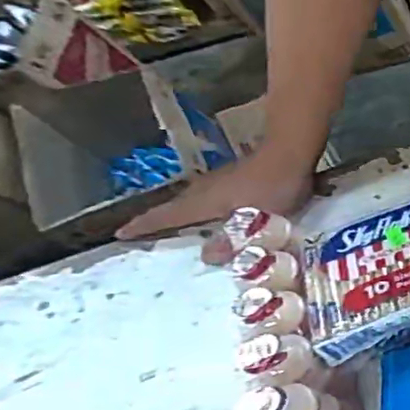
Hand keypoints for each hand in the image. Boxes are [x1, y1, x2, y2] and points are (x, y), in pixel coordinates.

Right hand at [115, 149, 312, 240]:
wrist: (290, 153)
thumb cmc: (274, 187)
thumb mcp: (258, 218)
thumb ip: (234, 238)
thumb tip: (207, 257)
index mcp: (204, 201)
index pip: (166, 216)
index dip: (144, 226)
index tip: (119, 233)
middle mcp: (204, 190)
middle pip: (174, 207)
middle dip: (156, 220)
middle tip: (141, 233)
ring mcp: (218, 181)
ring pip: (190, 201)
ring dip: (179, 213)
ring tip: (171, 228)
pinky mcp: (233, 178)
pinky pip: (208, 197)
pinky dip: (200, 208)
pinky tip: (210, 215)